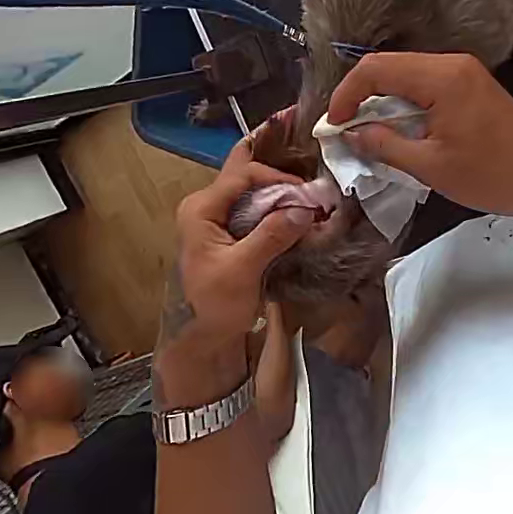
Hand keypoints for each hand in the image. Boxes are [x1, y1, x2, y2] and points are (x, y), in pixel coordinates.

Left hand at [155, 127, 317, 405]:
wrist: (205, 338)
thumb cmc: (216, 304)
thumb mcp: (244, 269)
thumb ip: (272, 235)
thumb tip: (304, 209)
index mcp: (200, 209)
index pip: (242, 176)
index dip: (277, 179)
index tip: (306, 194)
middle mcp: (206, 206)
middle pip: (247, 178)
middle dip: (280, 180)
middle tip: (312, 190)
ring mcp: (216, 219)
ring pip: (253, 193)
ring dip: (281, 196)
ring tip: (309, 201)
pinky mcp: (229, 233)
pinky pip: (255, 210)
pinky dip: (276, 209)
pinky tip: (297, 214)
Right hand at [327, 52, 512, 220]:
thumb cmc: (494, 175)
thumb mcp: (431, 166)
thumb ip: (385, 145)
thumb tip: (351, 134)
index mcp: (441, 77)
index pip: (375, 69)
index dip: (346, 95)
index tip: (333, 124)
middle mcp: (451, 63)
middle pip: (388, 65)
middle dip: (359, 94)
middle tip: (343, 128)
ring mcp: (464, 71)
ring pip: (404, 73)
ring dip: (380, 98)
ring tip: (363, 131)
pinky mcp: (470, 83)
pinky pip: (423, 83)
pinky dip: (402, 101)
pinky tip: (395, 127)